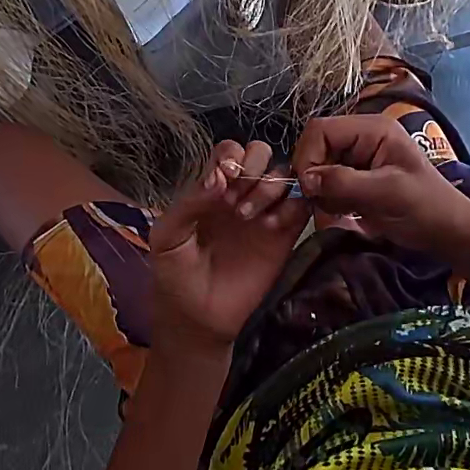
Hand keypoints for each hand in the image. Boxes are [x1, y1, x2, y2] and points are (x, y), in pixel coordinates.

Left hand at [148, 140, 309, 355]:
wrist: (197, 319)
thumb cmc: (175, 273)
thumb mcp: (167, 236)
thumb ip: (189, 202)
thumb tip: (220, 176)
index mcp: (212, 187)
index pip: (230, 150)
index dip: (232, 156)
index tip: (225, 180)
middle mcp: (241, 193)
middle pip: (262, 154)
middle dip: (255, 167)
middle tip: (238, 200)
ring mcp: (266, 212)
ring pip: (285, 175)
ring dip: (272, 187)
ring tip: (251, 218)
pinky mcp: (286, 236)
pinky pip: (302, 206)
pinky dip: (294, 207)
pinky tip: (272, 228)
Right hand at [291, 115, 469, 252]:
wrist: (448, 231)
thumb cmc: (425, 207)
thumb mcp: (386, 193)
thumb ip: (344, 182)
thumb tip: (306, 180)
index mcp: (372, 129)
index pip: (321, 130)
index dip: (308, 156)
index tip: (309, 187)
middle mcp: (361, 138)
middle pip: (315, 148)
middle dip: (313, 176)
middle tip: (322, 203)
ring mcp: (357, 158)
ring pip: (318, 168)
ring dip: (322, 192)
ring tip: (343, 209)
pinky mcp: (355, 178)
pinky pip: (327, 184)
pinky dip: (328, 200)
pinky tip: (347, 212)